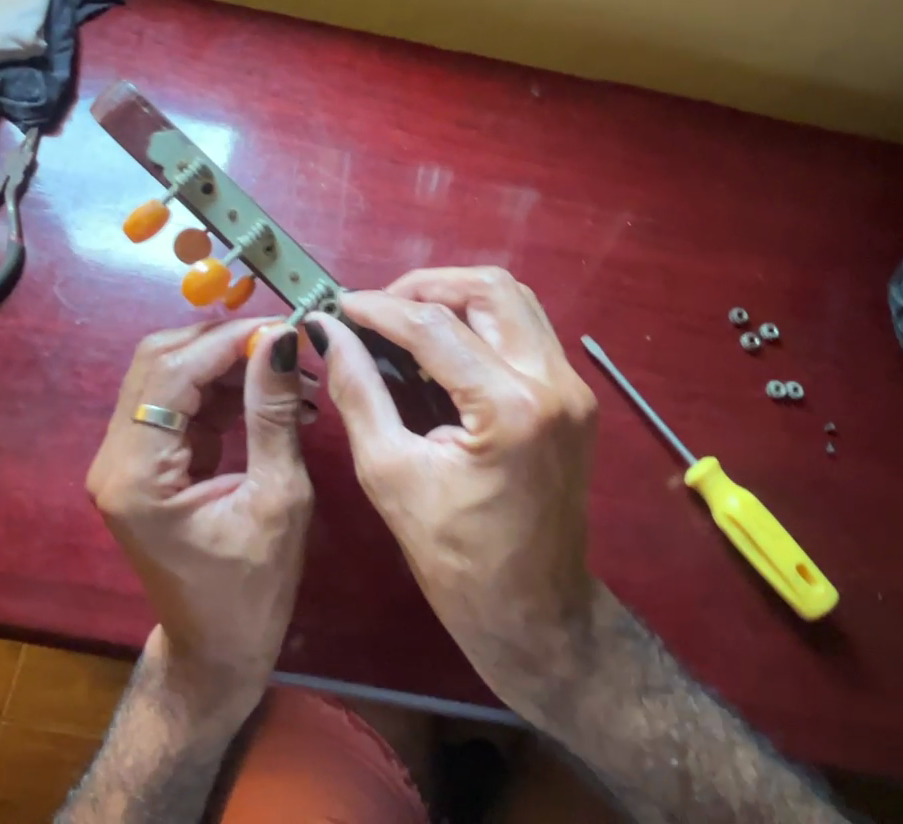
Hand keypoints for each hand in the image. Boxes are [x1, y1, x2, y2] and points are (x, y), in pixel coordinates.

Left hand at [87, 319, 312, 728]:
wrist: (217, 650)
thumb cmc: (252, 590)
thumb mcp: (278, 499)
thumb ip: (273, 415)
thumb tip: (282, 340)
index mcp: (136, 475)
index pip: (171, 373)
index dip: (228, 340)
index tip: (287, 329)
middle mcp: (116, 458)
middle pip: (160, 362)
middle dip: (226, 344)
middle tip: (288, 346)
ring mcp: (126, 459)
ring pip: (170, 376)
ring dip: (229, 365)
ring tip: (291, 375)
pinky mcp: (146, 462)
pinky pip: (181, 403)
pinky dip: (225, 391)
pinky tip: (270, 396)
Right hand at [307, 268, 600, 709]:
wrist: (536, 614)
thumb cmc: (456, 561)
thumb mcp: (390, 474)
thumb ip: (359, 392)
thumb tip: (327, 332)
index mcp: (511, 407)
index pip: (435, 326)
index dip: (379, 309)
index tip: (338, 306)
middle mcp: (554, 382)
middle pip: (490, 289)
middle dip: (425, 287)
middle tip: (377, 311)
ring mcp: (573, 387)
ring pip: (514, 301)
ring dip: (457, 299)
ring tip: (405, 322)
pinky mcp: (575, 397)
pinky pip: (526, 332)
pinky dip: (481, 324)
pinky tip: (442, 348)